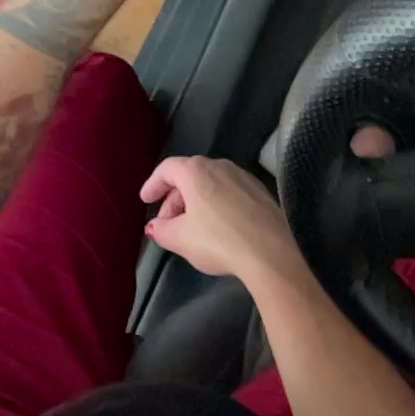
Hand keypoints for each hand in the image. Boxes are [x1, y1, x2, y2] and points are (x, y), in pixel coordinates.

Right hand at [141, 156, 303, 285]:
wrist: (269, 250)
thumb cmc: (218, 239)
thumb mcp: (181, 239)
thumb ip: (162, 230)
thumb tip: (155, 225)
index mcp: (196, 171)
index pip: (167, 169)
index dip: (153, 184)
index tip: (145, 200)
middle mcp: (219, 165)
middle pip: (189, 175)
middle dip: (174, 199)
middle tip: (167, 224)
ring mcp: (242, 176)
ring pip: (210, 183)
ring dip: (195, 201)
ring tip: (190, 228)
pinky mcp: (259, 190)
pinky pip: (229, 191)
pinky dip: (216, 203)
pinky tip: (217, 226)